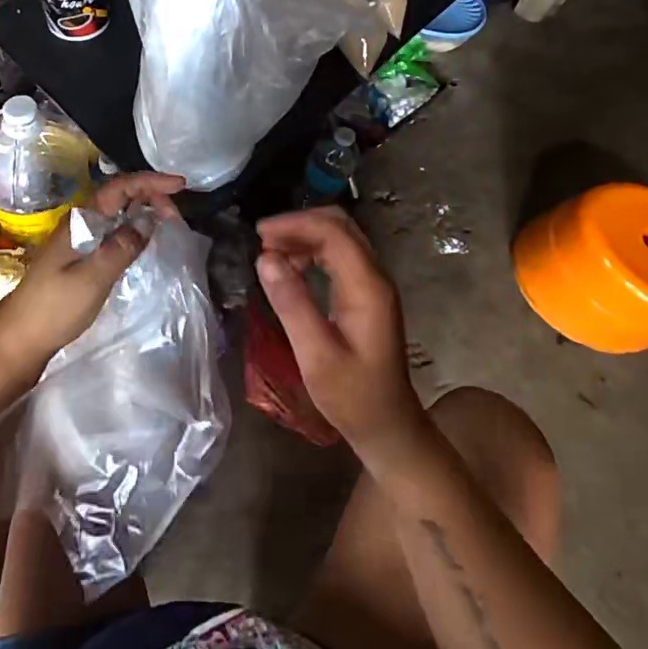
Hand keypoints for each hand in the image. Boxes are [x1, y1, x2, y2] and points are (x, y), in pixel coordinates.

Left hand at [0, 171, 183, 378]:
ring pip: (118, 214)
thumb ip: (121, 247)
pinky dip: (134, 229)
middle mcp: (80, 224)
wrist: (19, 340)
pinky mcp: (82, 257)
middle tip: (176, 216)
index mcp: (80, 222)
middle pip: (120, 196)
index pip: (120, 188)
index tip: (179, 184)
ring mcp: (79, 240)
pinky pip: (114, 231)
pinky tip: (146, 242)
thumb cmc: (54, 308)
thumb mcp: (93, 278)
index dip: (151, 181)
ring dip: (144, 211)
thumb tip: (148, 221)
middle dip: (151, 196)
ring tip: (169, 224)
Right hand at [256, 207, 429, 459]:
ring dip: (306, 236)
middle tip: (263, 240)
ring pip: (341, 238)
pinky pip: (341, 257)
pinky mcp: (367, 294)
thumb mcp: (316, 355)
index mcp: (367, 287)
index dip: (295, 224)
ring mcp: (374, 284)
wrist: (388, 424)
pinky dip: (314, 252)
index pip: (333, 233)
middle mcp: (376, 276)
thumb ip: (292, 304)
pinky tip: (291, 269)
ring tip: (270, 253)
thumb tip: (265, 258)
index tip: (259, 234)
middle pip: (341, 226)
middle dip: (300, 224)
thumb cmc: (352, 396)